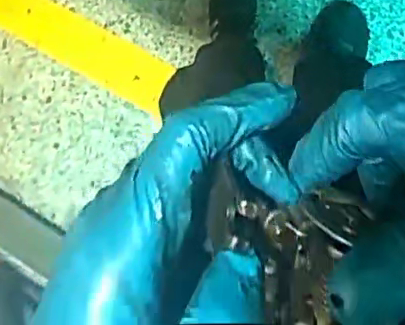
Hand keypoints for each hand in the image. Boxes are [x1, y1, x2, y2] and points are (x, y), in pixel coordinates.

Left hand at [36, 83, 300, 324]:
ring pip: (179, 174)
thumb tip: (248, 259)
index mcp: (127, 219)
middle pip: (184, 150)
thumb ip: (221, 302)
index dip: (233, 112)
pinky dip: (210, 200)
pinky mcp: (117, 248)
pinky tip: (239, 227)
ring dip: (229, 174)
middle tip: (291, 184)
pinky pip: (170, 204)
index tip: (281, 101)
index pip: (183, 136)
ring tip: (277, 194)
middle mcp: (117, 207)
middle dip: (241, 148)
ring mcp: (113, 224)